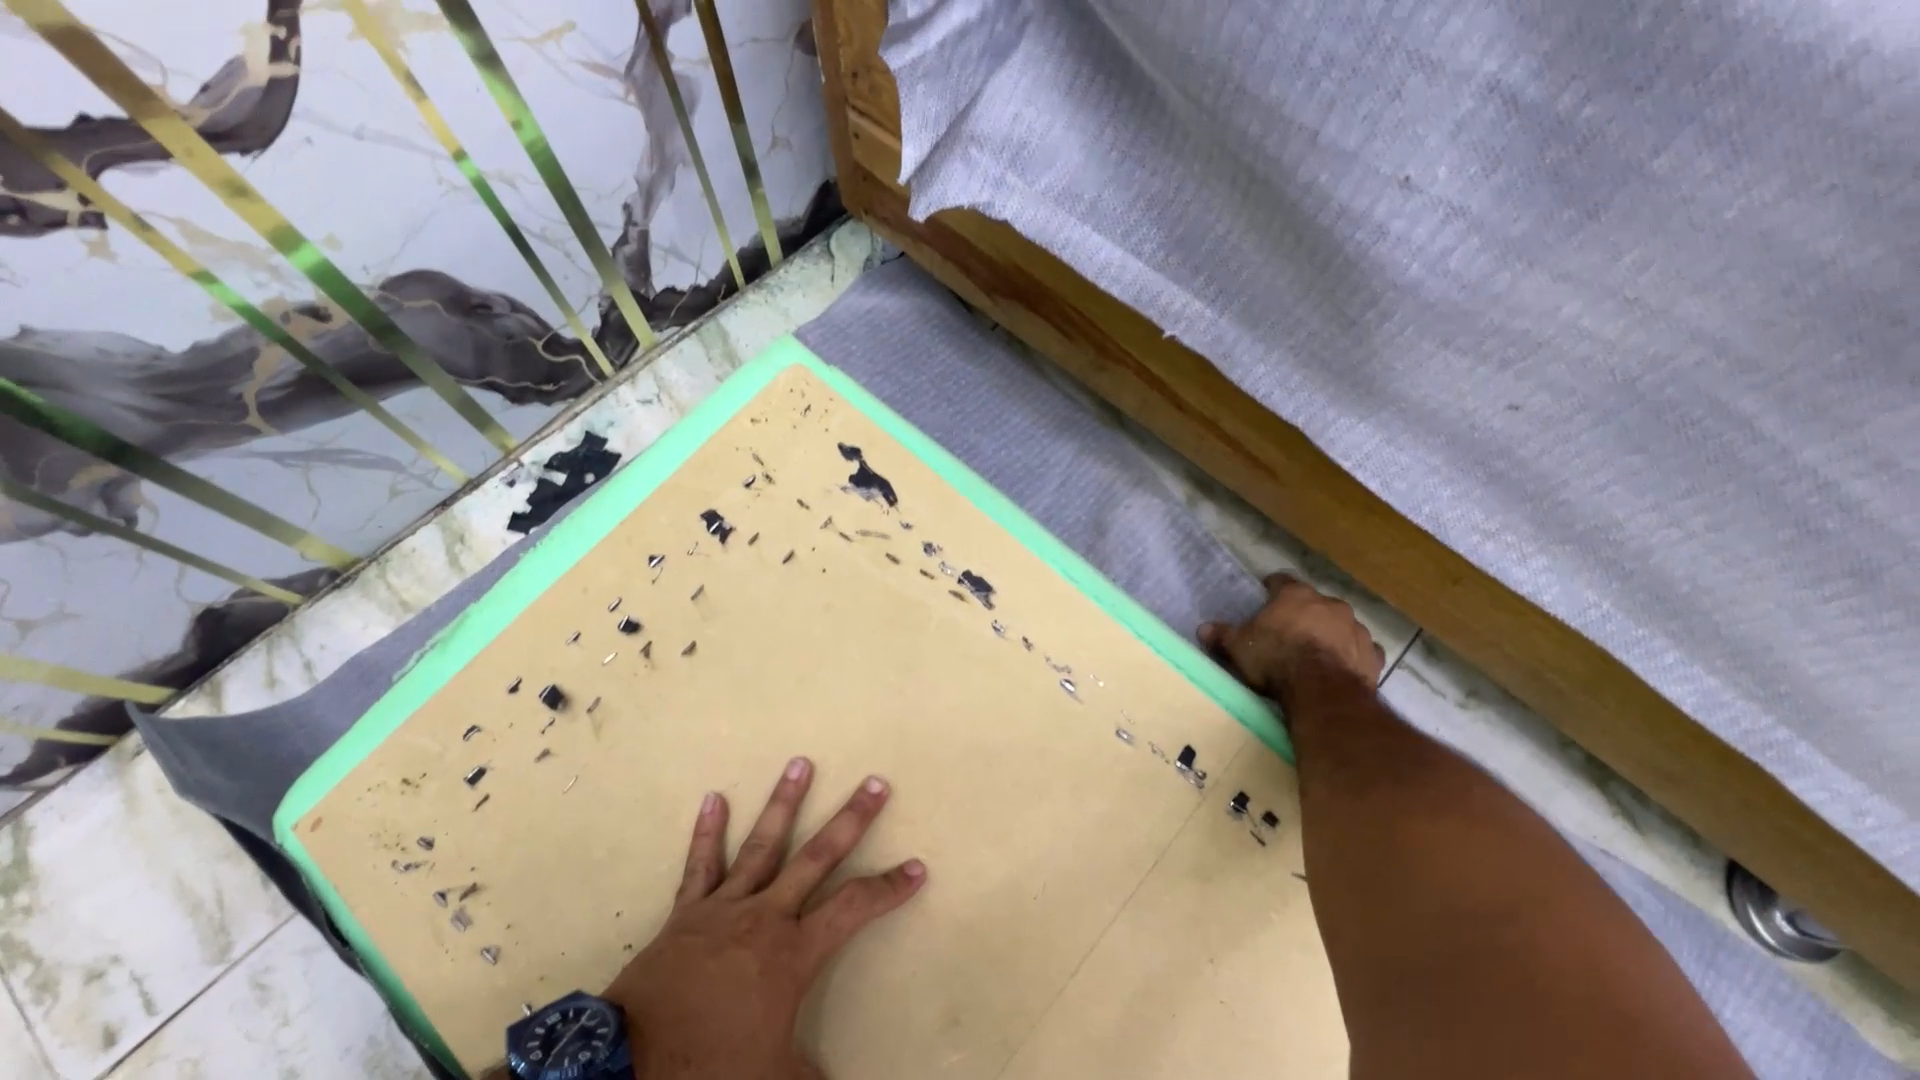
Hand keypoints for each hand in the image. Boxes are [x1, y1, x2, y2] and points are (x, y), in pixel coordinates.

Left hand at [604, 758, 926, 1079]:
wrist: (632, 1059)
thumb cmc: (713, 1062)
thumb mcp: (775, 1076)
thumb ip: (810, 1073)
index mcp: (793, 953)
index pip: (854, 908)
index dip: (889, 888)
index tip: (917, 868)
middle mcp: (765, 916)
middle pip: (817, 857)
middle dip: (850, 819)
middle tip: (875, 783)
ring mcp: (724, 907)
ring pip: (763, 846)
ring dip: (784, 803)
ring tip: (800, 763)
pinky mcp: (687, 911)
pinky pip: (701, 865)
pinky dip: (708, 831)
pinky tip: (714, 798)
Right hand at [1199, 573, 1384, 708]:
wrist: (1321, 689)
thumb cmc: (1275, 659)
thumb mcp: (1239, 648)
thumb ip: (1223, 636)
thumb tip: (1203, 628)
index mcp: (1295, 596)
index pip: (1282, 582)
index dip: (1273, 588)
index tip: (1266, 594)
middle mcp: (1329, 604)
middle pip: (1315, 603)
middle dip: (1304, 613)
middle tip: (1291, 630)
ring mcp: (1354, 628)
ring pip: (1341, 624)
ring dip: (1331, 632)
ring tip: (1318, 651)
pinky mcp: (1372, 653)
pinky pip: (1362, 649)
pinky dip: (1353, 654)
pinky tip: (1344, 666)